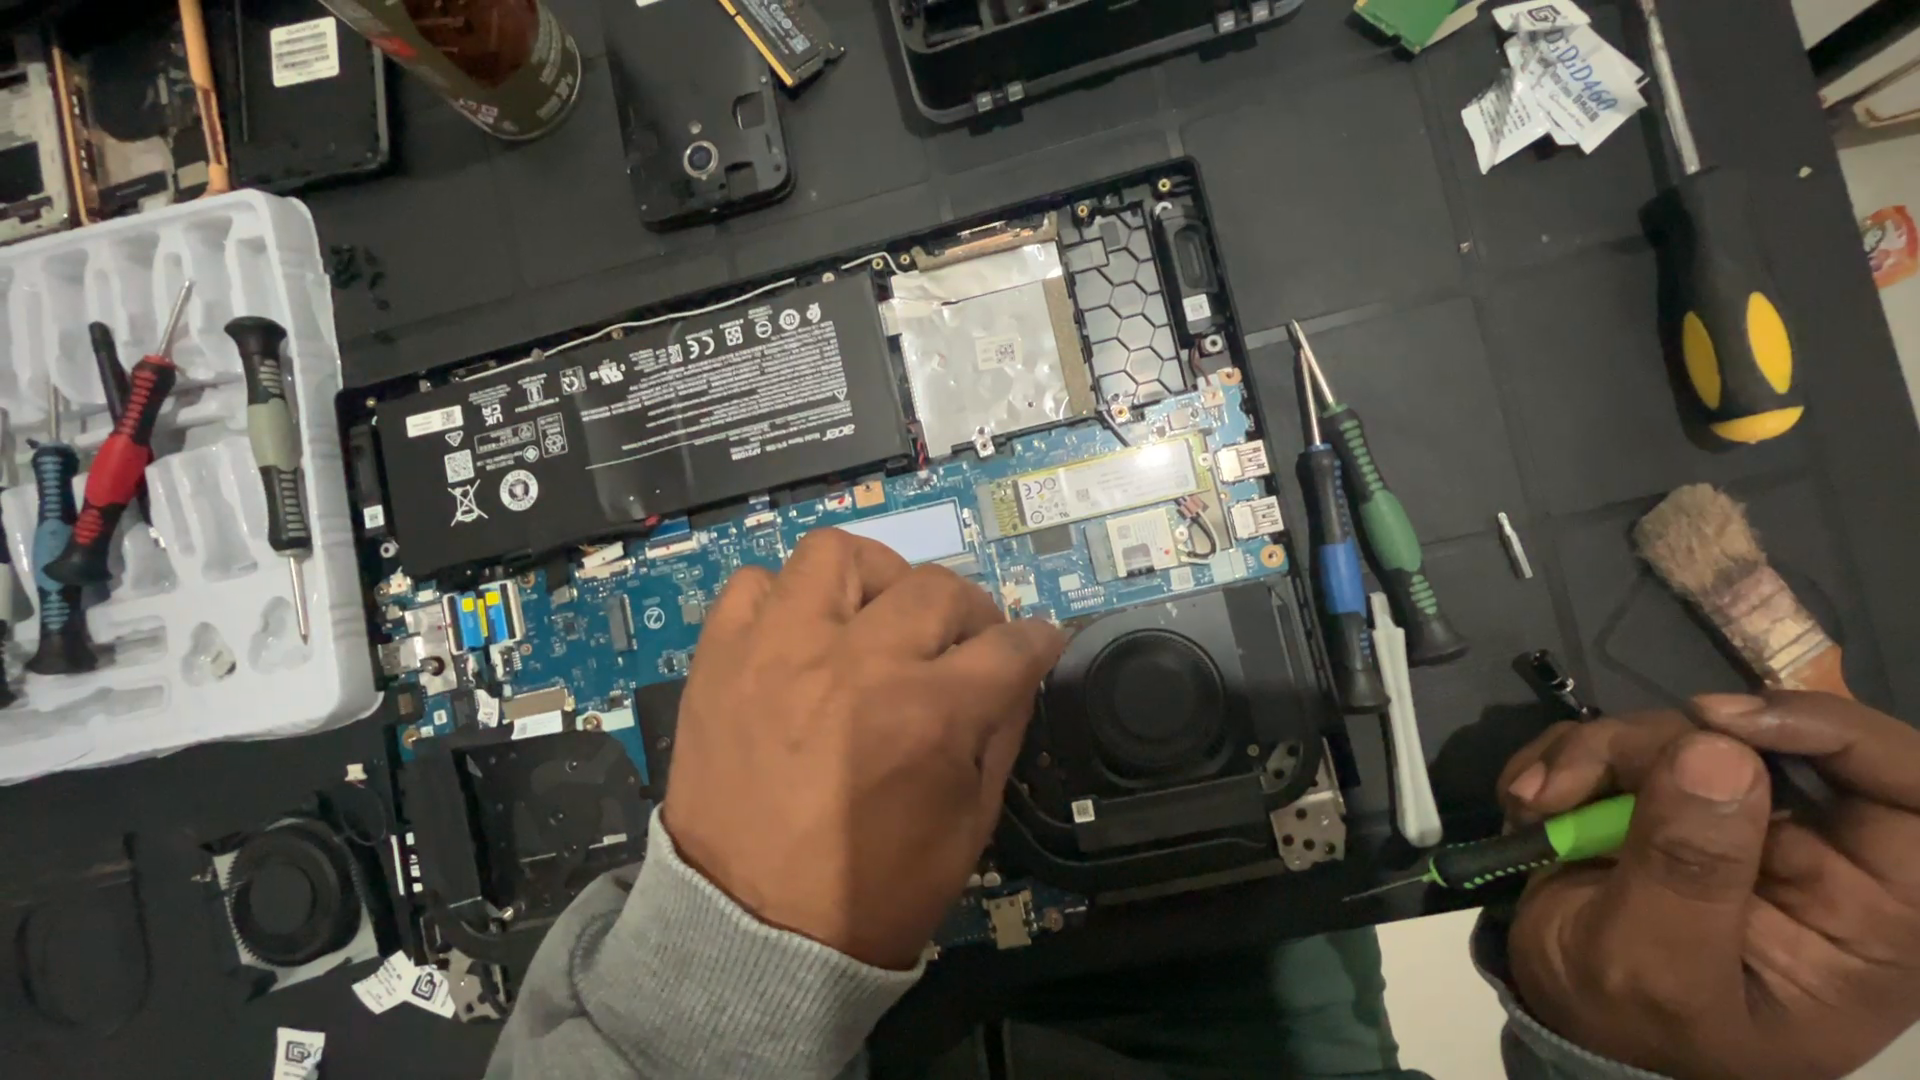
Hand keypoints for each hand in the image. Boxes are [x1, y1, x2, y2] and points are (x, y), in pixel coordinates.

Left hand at [661, 529, 1065, 969]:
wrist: (750, 934)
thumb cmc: (874, 889)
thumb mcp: (970, 822)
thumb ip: (1000, 731)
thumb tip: (1016, 671)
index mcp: (928, 713)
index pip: (1009, 645)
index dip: (1037, 641)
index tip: (1038, 642)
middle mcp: (857, 662)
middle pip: (936, 587)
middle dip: (969, 611)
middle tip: (961, 643)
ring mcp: (779, 650)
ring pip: (837, 554)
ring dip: (875, 577)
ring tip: (877, 616)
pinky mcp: (721, 658)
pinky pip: (753, 586)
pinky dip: (785, 600)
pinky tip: (800, 635)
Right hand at [1499, 693, 1919, 1079]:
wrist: (1563, 1015)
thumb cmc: (1632, 1021)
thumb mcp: (1656, 963)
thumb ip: (1689, 870)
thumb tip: (1717, 753)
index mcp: (1859, 905)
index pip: (1910, 791)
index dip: (1834, 733)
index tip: (1719, 722)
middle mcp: (1802, 846)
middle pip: (1751, 742)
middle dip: (1644, 748)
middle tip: (1564, 790)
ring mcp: (1719, 815)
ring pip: (1665, 732)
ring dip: (1582, 757)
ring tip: (1532, 807)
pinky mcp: (1651, 796)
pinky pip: (1604, 741)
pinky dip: (1554, 761)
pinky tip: (1527, 804)